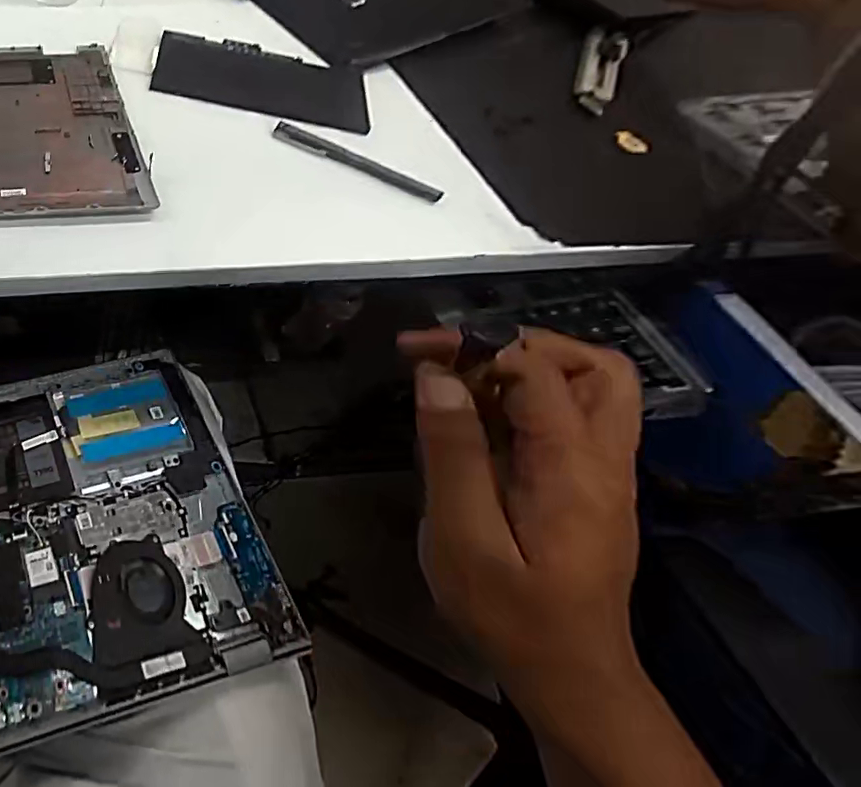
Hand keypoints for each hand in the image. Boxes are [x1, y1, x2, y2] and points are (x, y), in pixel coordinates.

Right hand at [397, 328, 646, 730]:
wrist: (566, 672)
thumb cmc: (507, 609)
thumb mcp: (462, 533)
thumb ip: (451, 452)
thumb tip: (436, 377)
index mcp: (574, 469)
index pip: (539, 373)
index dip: (475, 346)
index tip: (413, 350)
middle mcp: (603, 461)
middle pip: (593, 368)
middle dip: (515, 343)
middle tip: (449, 355)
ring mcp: (601, 473)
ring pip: (588, 387)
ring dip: (520, 366)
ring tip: (453, 378)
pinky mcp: (584, 484)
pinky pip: (564, 417)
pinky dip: (517, 396)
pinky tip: (467, 413)